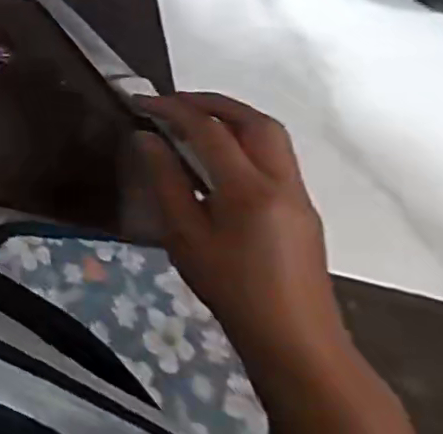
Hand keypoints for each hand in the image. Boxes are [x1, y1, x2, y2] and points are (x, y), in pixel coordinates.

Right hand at [136, 93, 347, 362]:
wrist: (295, 342)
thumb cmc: (230, 287)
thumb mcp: (183, 234)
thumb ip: (165, 180)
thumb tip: (146, 138)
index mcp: (250, 190)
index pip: (210, 130)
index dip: (173, 108)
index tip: (140, 101)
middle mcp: (282, 185)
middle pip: (255, 122)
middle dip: (212, 102)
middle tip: (172, 101)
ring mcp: (298, 197)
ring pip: (271, 137)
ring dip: (231, 118)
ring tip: (190, 120)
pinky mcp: (302, 209)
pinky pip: (274, 157)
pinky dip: (242, 140)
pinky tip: (213, 156)